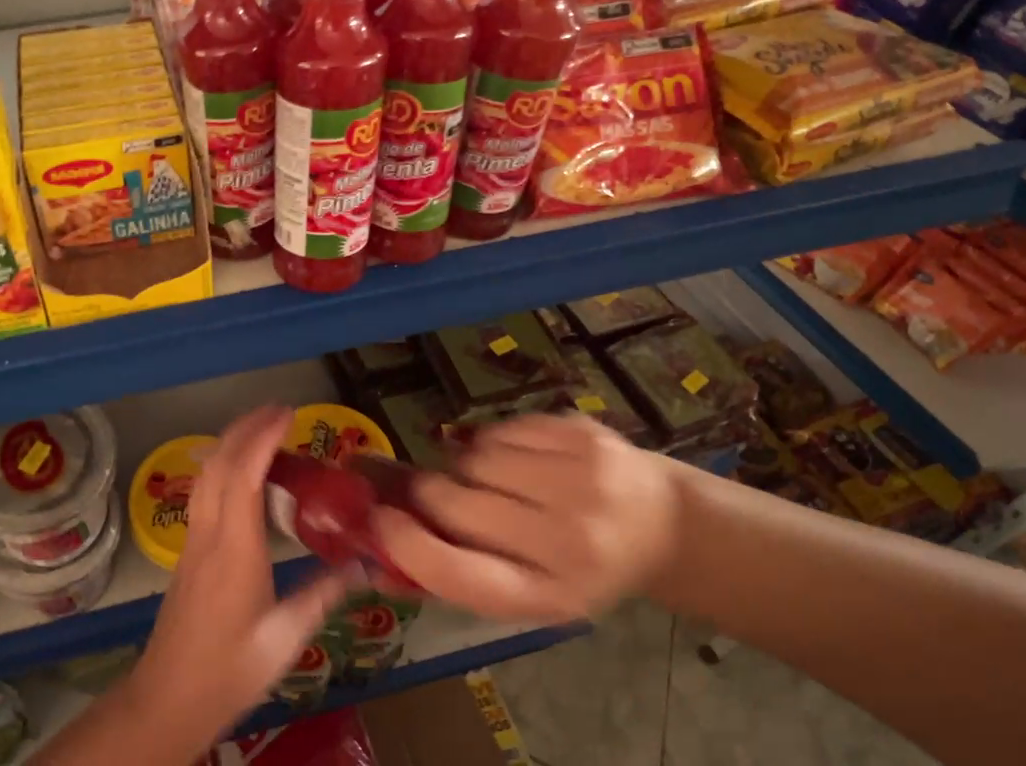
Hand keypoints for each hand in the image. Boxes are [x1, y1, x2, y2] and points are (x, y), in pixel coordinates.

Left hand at [124, 405, 352, 743]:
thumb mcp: (284, 638)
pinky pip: (203, 491)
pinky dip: (222, 466)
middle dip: (247, 428)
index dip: (263, 437)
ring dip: (231, 443)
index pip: (243, 474)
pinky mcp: (188, 551)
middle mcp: (209, 533)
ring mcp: (193, 540)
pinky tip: (238, 472)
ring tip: (263, 430)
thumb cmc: (229, 671)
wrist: (168, 696)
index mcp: (234, 549)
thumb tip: (362, 565)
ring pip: (206, 474)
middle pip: (219, 463)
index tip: (288, 414)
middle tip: (280, 411)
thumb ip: (321, 595)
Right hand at [373, 414, 678, 624]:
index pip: (456, 572)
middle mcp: (569, 543)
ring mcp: (582, 483)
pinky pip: (498, 429)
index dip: (404, 543)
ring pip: (470, 459)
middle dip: (428, 495)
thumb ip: (448, 575)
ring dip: (464, 468)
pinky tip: (518, 461)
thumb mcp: (522, 592)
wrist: (658, 525)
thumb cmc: (574, 568)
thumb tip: (368, 562)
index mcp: (547, 596)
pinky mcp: (583, 436)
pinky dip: (492, 442)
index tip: (376, 520)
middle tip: (434, 496)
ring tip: (492, 483)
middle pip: (452, 504)